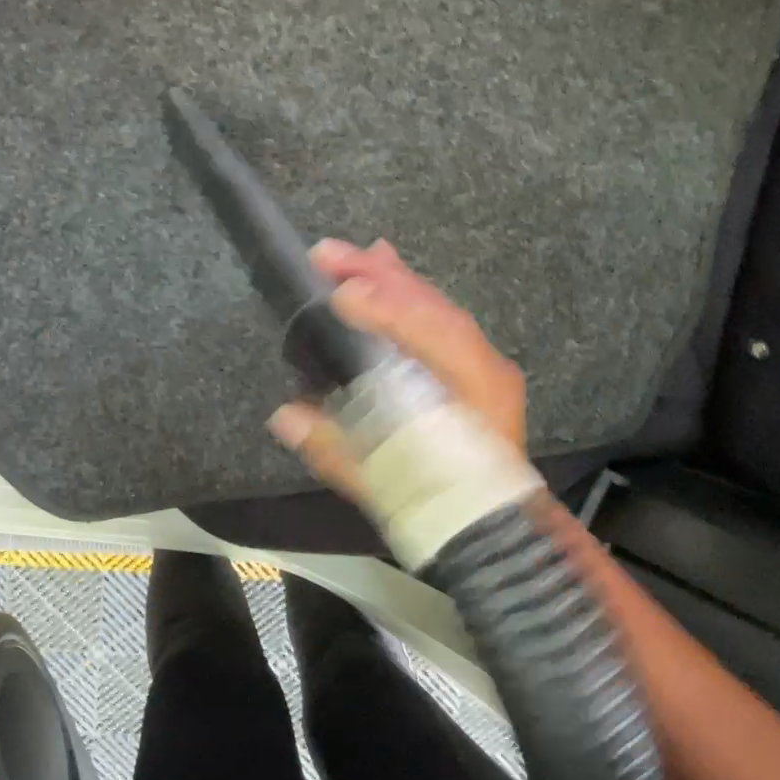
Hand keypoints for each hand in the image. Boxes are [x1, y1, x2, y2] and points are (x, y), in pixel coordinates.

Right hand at [266, 239, 529, 499]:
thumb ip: (341, 450)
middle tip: (328, 254)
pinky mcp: (467, 366)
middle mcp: (483, 367)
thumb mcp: (389, 485)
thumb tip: (286, 417)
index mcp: (474, 393)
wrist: (493, 526)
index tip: (344, 294)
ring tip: (348, 255)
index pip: (434, 336)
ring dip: (389, 278)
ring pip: (434, 307)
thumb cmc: (442, 503)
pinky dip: (406, 295)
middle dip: (379, 277)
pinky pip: (436, 319)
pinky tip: (383, 275)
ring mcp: (479, 363)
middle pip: (431, 307)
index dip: (389, 310)